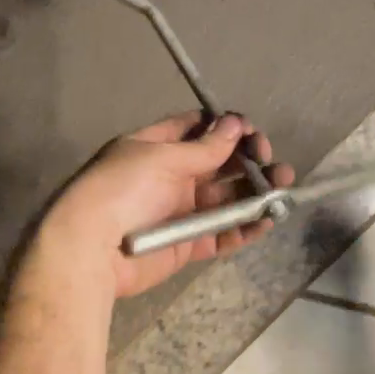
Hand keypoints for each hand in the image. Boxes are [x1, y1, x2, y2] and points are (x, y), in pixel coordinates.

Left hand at [33, 112, 294, 299]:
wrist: (91, 249)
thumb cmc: (122, 189)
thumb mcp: (161, 158)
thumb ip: (203, 147)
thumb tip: (235, 124)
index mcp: (155, 147)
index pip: (197, 129)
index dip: (227, 128)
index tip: (251, 132)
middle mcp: (169, 176)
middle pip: (217, 163)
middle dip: (248, 159)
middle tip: (272, 161)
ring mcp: (179, 211)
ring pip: (226, 198)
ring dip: (256, 191)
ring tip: (283, 187)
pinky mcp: (187, 244)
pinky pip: (222, 233)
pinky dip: (246, 226)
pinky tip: (268, 218)